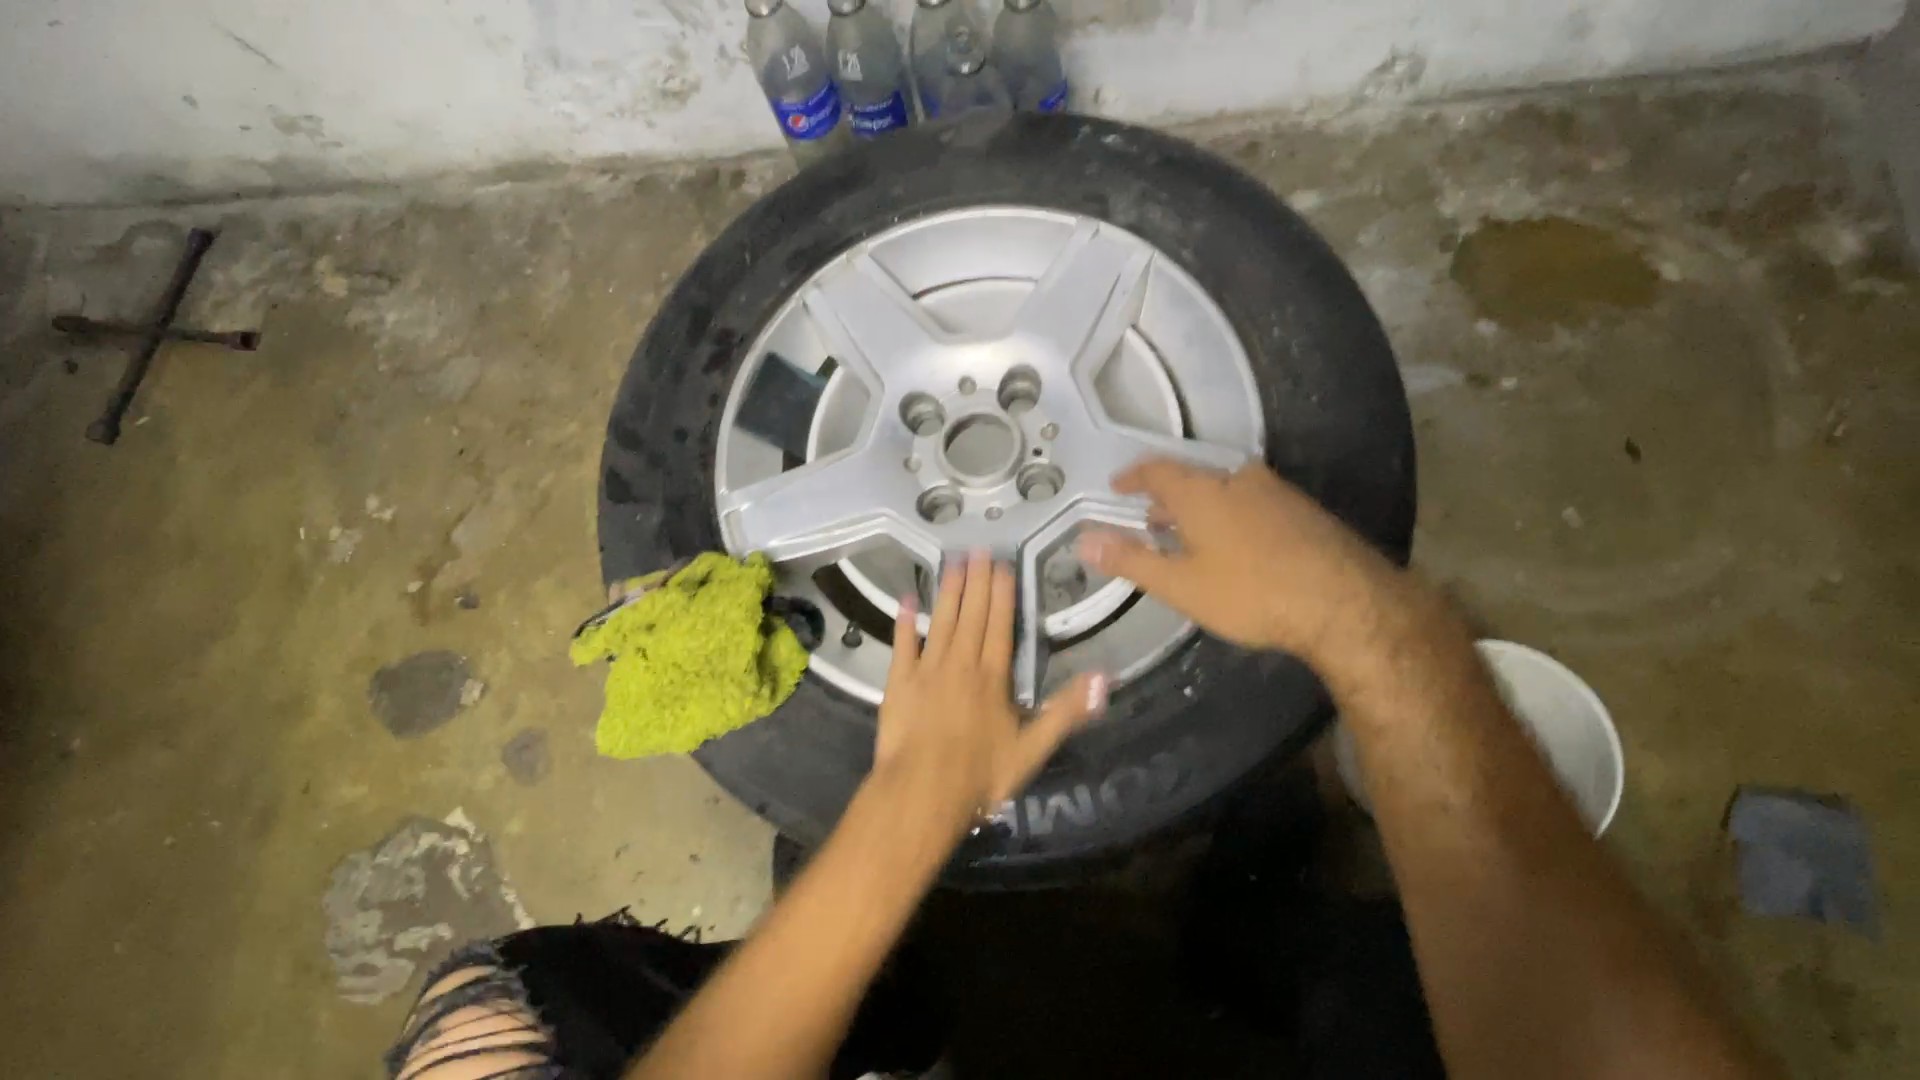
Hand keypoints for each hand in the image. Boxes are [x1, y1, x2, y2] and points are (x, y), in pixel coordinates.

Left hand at [867, 550, 1108, 838]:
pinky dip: (905, 622)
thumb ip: (1066, 711)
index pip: (1000, 625)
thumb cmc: (980, 774)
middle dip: (976, 581)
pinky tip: (906, 599)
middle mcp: (961, 664)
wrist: (922, 793)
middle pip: (971, 615)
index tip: (1003, 565)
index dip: (1002, 594)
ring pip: (941, 622)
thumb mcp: (1032, 749)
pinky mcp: (898, 683)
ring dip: (948, 591)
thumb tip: (1104, 679)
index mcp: (993, 677)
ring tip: (953, 562)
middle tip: (977, 549)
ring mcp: (926, 670)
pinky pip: (902, 645)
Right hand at [1076, 460, 1404, 660]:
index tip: (1117, 487)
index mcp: (1202, 491)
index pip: (1156, 469)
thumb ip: (1131, 560)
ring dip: (1200, 507)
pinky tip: (1235, 547)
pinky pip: (1251, 502)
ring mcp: (1275, 492)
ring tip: (1188, 537)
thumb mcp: (1181, 584)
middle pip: (1191, 478)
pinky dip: (1229, 515)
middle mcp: (1238, 480)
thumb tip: (1084, 540)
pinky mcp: (1302, 510)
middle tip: (1149, 521)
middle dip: (1166, 497)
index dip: (1133, 477)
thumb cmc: (1251, 592)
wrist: (1346, 602)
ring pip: (1224, 490)